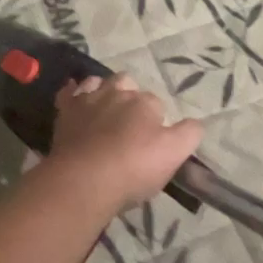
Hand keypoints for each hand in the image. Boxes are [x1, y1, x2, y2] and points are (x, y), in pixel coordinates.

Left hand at [48, 74, 202, 206]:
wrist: (85, 179)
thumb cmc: (132, 169)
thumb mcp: (173, 155)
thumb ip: (189, 135)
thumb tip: (196, 123)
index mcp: (145, 102)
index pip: (156, 104)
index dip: (156, 122)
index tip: (153, 142)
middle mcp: (117, 92)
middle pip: (127, 85)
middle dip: (130, 98)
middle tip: (130, 126)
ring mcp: (89, 98)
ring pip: (99, 82)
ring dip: (103, 91)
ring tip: (105, 111)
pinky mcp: (66, 110)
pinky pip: (69, 92)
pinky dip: (73, 93)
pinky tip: (74, 97)